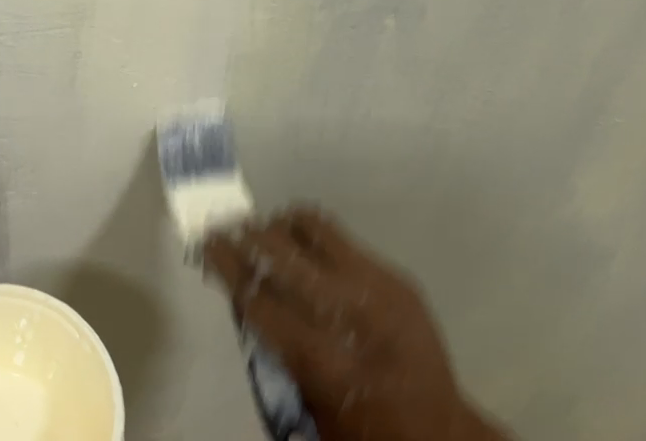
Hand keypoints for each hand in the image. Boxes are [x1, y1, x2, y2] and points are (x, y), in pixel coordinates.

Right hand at [204, 208, 507, 440]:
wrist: (439, 431)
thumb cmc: (361, 424)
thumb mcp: (305, 398)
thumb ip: (273, 345)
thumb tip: (241, 292)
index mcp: (320, 356)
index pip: (257, 294)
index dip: (225, 263)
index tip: (206, 240)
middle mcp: (348, 313)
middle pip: (280, 253)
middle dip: (247, 235)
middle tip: (228, 227)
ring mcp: (377, 288)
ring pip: (314, 228)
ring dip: (283, 225)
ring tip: (268, 230)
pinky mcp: (397, 277)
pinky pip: (344, 240)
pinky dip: (315, 238)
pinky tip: (306, 248)